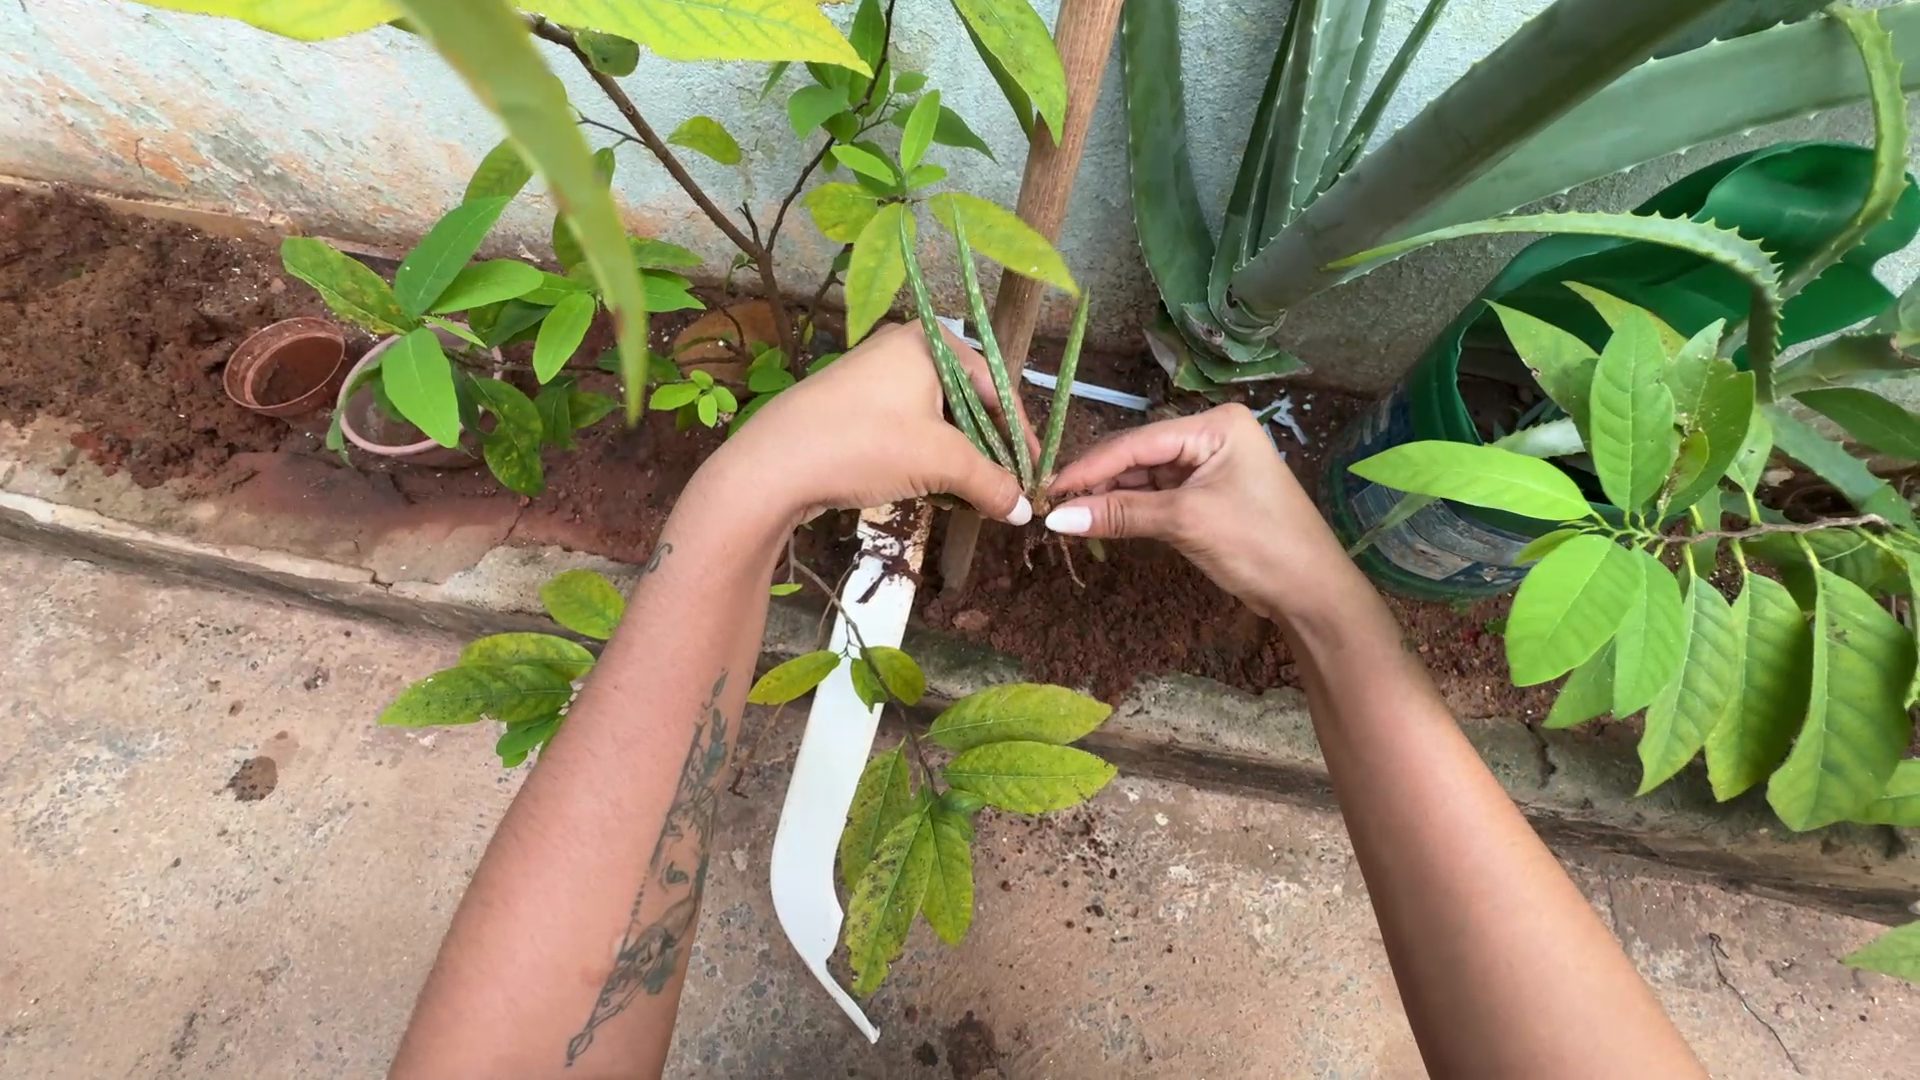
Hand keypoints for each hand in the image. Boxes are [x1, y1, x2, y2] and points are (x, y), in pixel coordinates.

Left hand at [701, 322, 1033, 527]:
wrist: (773, 465)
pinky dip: (927, 456)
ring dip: (959, 457)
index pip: (996, 386)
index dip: (1019, 434)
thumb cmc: (866, 444)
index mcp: (931, 343)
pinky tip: (934, 487)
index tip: (1032, 473)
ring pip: (937, 418)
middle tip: (1004, 486)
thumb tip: (1025, 511)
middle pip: (967, 401)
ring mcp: (875, 376)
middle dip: (988, 448)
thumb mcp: (939, 463)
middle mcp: (904, 349)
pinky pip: (909, 427)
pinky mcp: (854, 405)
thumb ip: (990, 482)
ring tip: (973, 492)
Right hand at [1044, 404, 1358, 619]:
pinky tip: (1099, 518)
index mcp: (1216, 426)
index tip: (1051, 487)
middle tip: (1054, 502)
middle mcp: (1210, 436)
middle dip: (1098, 480)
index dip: (1092, 466)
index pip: (1139, 441)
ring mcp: (1207, 466)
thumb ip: (1121, 513)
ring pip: (1143, 476)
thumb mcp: (1185, 522)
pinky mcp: (1203, 495)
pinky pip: (1155, 495)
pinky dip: (1128, 508)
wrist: (1310, 592)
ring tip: (1069, 513)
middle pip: (1139, 455)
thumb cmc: (1258, 544)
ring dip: (1110, 496)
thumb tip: (1058, 517)